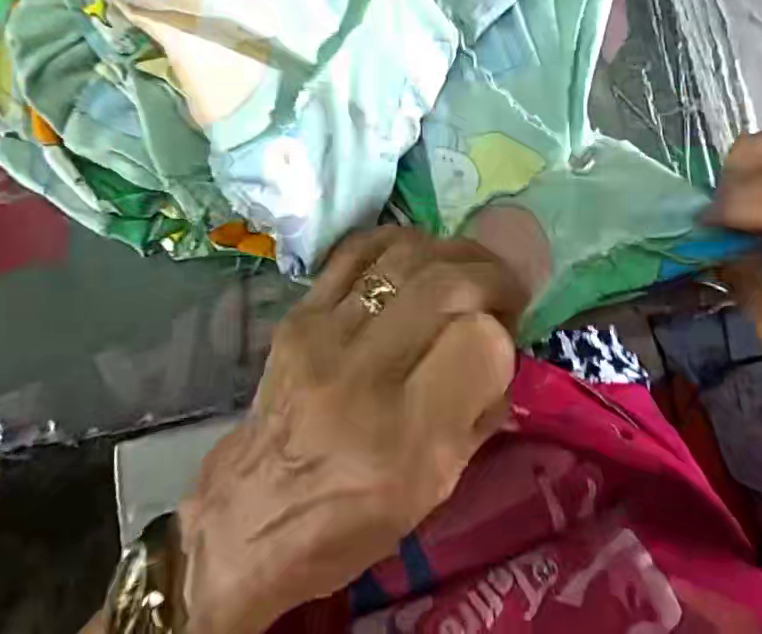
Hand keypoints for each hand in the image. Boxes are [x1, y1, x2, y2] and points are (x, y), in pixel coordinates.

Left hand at [177, 228, 525, 633]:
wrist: (256, 509)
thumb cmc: (354, 517)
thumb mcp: (436, 486)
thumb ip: (477, 409)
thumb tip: (500, 341)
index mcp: (406, 436)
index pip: (478, 342)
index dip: (502, 334)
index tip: (505, 338)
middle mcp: (362, 375)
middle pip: (444, 285)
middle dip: (490, 276)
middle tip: (503, 291)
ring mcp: (323, 334)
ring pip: (402, 258)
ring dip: (450, 252)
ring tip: (466, 267)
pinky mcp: (298, 314)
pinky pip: (355, 253)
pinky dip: (398, 243)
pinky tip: (419, 254)